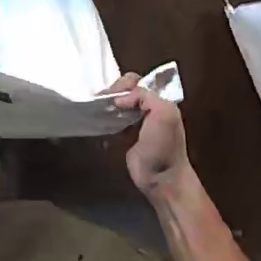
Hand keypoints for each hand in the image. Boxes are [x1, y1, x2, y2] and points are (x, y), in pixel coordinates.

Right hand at [111, 74, 193, 197]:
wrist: (162, 178)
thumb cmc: (163, 145)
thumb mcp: (163, 113)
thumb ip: (145, 96)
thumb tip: (120, 100)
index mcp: (161, 100)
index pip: (139, 81)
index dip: (125, 83)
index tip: (114, 94)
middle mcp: (149, 108)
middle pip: (128, 90)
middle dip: (115, 91)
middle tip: (103, 99)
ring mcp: (138, 122)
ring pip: (121, 103)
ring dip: (109, 103)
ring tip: (97, 106)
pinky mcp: (127, 136)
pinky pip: (116, 119)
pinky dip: (107, 116)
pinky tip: (99, 117)